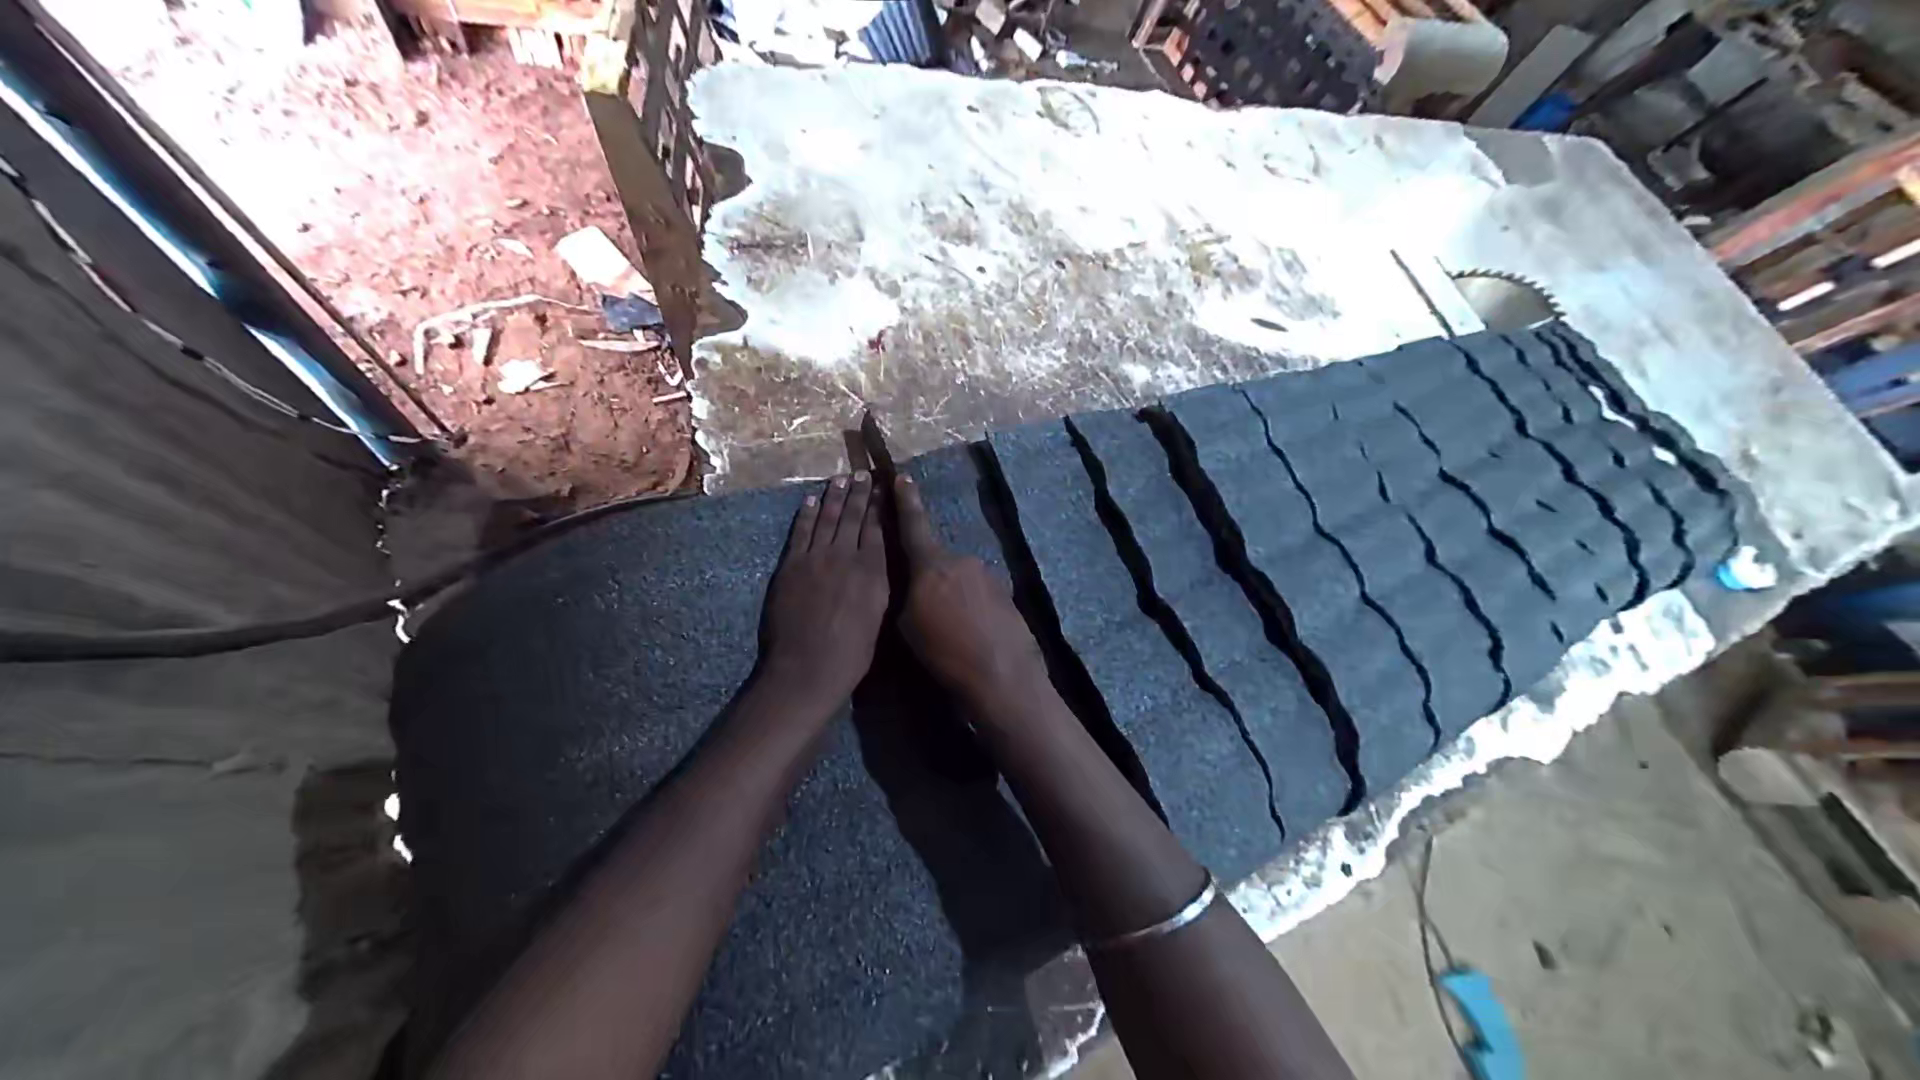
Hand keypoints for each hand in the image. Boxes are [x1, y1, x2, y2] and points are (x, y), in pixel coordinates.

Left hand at [757, 472, 889, 706]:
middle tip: (862, 474)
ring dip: (834, 497)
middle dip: (859, 494)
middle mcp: (846, 556)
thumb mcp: (878, 616)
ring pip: (827, 519)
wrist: (807, 667)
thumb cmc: (851, 654)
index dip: (879, 506)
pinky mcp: (791, 566)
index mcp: (873, 571)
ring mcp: (815, 558)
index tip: (882, 487)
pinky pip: (799, 532)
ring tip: (841, 479)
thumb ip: (878, 584)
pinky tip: (810, 501)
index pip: (878, 529)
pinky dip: (806, 515)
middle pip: (853, 517)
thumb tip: (879, 563)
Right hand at [892, 473, 1047, 704]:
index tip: (902, 476)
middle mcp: (961, 560)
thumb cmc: (945, 654)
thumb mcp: (906, 626)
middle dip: (929, 579)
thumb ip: (906, 594)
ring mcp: (988, 575)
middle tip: (926, 611)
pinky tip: (972, 633)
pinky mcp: (1006, 592)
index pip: (913, 524)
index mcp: (931, 565)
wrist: (1002, 676)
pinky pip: (979, 593)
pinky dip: (972, 607)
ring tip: (952, 630)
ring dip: (952, 596)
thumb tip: (913, 584)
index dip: (905, 500)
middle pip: (937, 561)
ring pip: (959, 579)